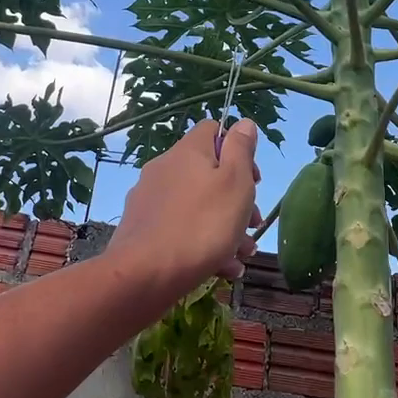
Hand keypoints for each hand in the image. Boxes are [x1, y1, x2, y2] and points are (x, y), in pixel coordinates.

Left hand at [108, 118, 261, 294]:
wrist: (144, 275)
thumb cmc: (201, 225)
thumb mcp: (235, 183)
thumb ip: (241, 150)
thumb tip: (244, 123)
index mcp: (188, 151)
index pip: (214, 130)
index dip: (238, 150)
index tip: (254, 180)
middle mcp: (166, 168)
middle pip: (208, 172)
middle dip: (236, 198)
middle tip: (253, 224)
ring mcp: (151, 198)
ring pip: (197, 204)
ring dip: (224, 226)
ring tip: (242, 255)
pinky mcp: (143, 228)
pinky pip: (180, 227)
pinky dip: (202, 243)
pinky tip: (221, 269)